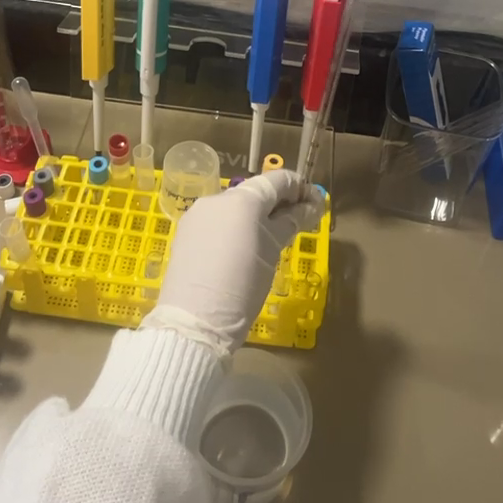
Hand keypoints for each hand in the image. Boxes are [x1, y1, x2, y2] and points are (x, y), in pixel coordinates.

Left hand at [142, 170, 323, 356]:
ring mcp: (198, 215)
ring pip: (235, 208)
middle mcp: (217, 199)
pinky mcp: (186, 234)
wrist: (195, 321)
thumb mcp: (273, 251)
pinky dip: (236, 229)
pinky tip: (243, 250)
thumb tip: (311, 206)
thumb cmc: (242, 285)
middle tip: (299, 223)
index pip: (277, 180)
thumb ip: (291, 221)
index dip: (300, 188)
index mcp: (242, 199)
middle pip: (255, 192)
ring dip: (257, 217)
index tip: (315, 204)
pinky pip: (218, 223)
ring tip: (272, 240)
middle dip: (279, 204)